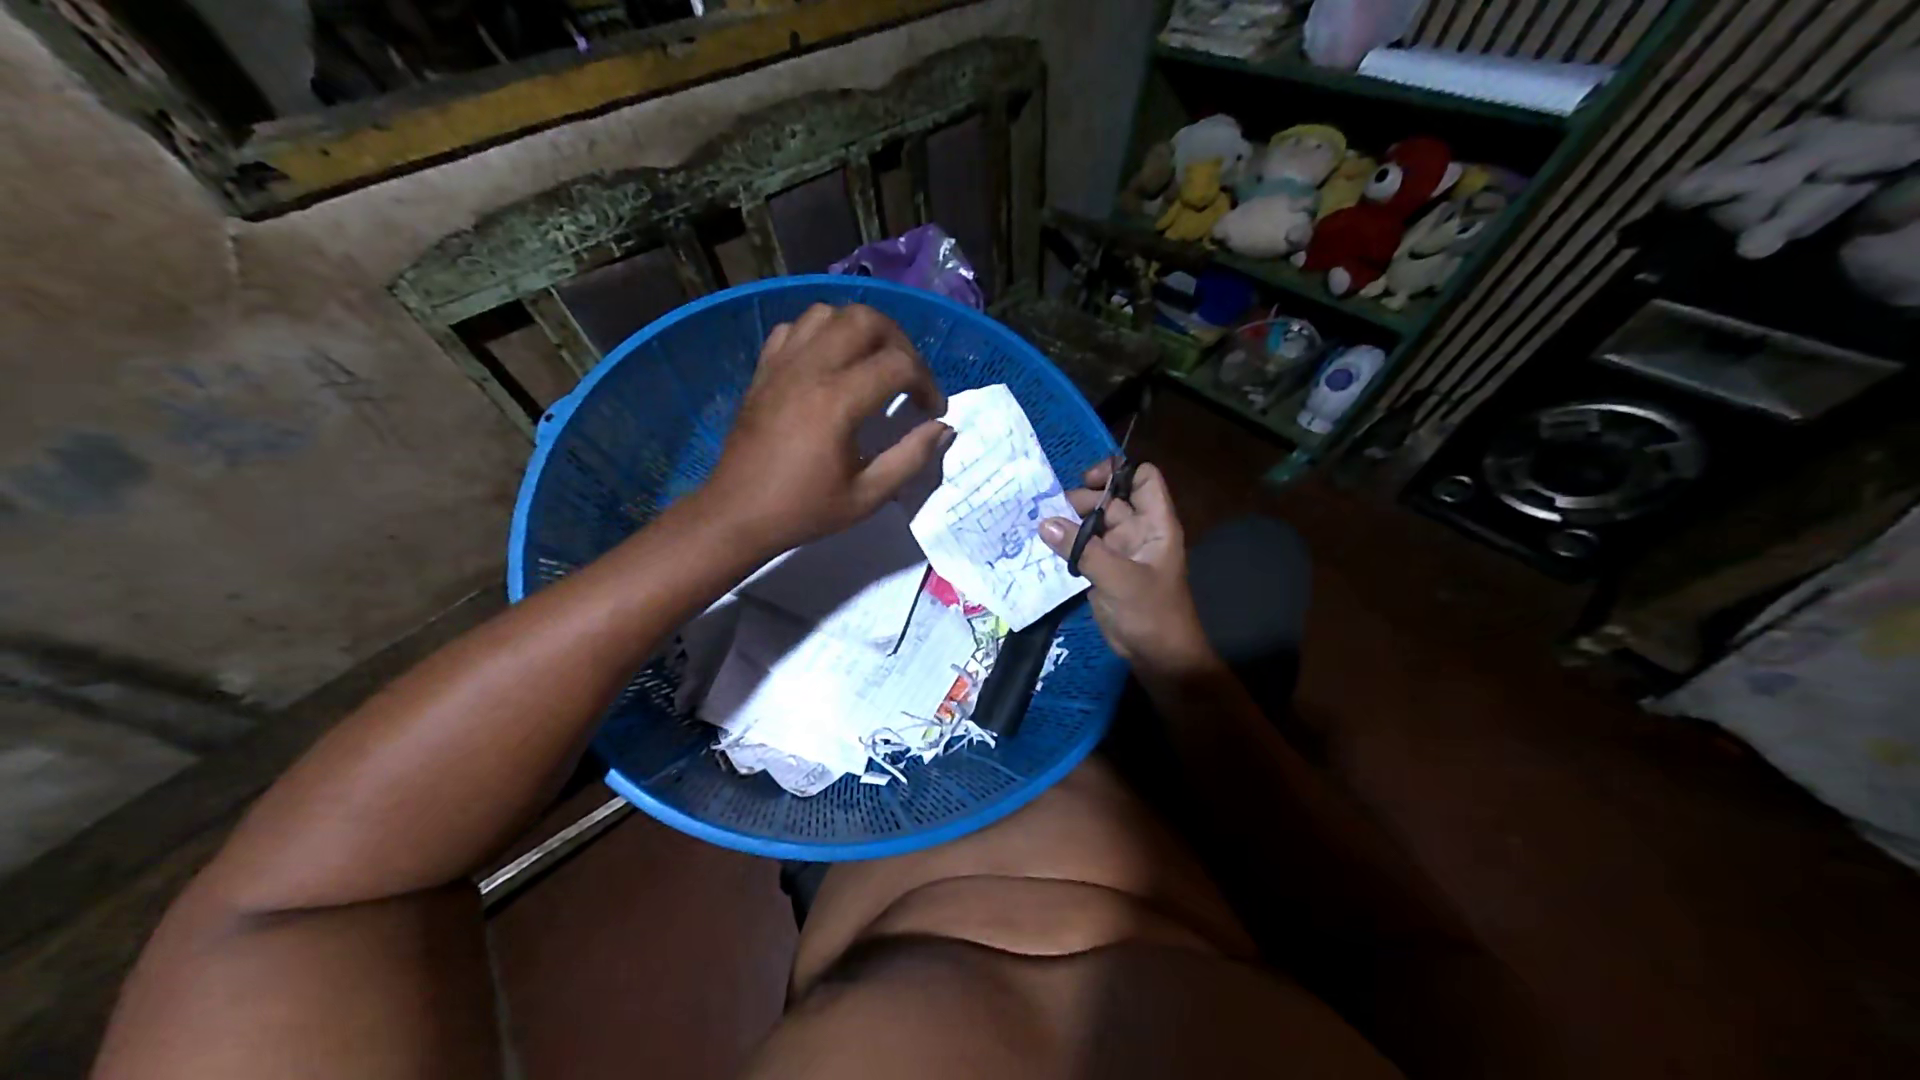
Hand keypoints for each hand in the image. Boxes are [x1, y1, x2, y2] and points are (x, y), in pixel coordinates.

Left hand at [701, 303, 950, 552]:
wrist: (737, 513)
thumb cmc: (804, 510)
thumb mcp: (867, 496)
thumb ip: (911, 458)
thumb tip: (943, 428)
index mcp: (838, 402)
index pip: (899, 364)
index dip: (927, 383)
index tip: (932, 410)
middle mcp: (810, 370)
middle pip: (866, 319)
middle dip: (899, 341)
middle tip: (908, 375)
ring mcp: (782, 364)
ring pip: (829, 313)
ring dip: (860, 329)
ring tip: (872, 361)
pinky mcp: (764, 369)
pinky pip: (796, 328)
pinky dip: (821, 333)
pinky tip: (830, 362)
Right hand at [1037, 461, 1220, 677]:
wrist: (1157, 656)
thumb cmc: (1150, 613)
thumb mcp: (1119, 579)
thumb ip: (1082, 550)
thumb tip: (1045, 522)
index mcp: (1155, 524)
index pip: (1144, 478)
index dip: (1118, 473)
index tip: (1086, 482)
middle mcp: (1138, 531)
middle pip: (1111, 498)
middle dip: (1083, 499)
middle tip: (1054, 511)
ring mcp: (1120, 550)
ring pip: (1093, 522)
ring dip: (1070, 521)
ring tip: (1043, 525)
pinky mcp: (1103, 569)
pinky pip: (1083, 546)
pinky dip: (1066, 542)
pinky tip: (1045, 543)